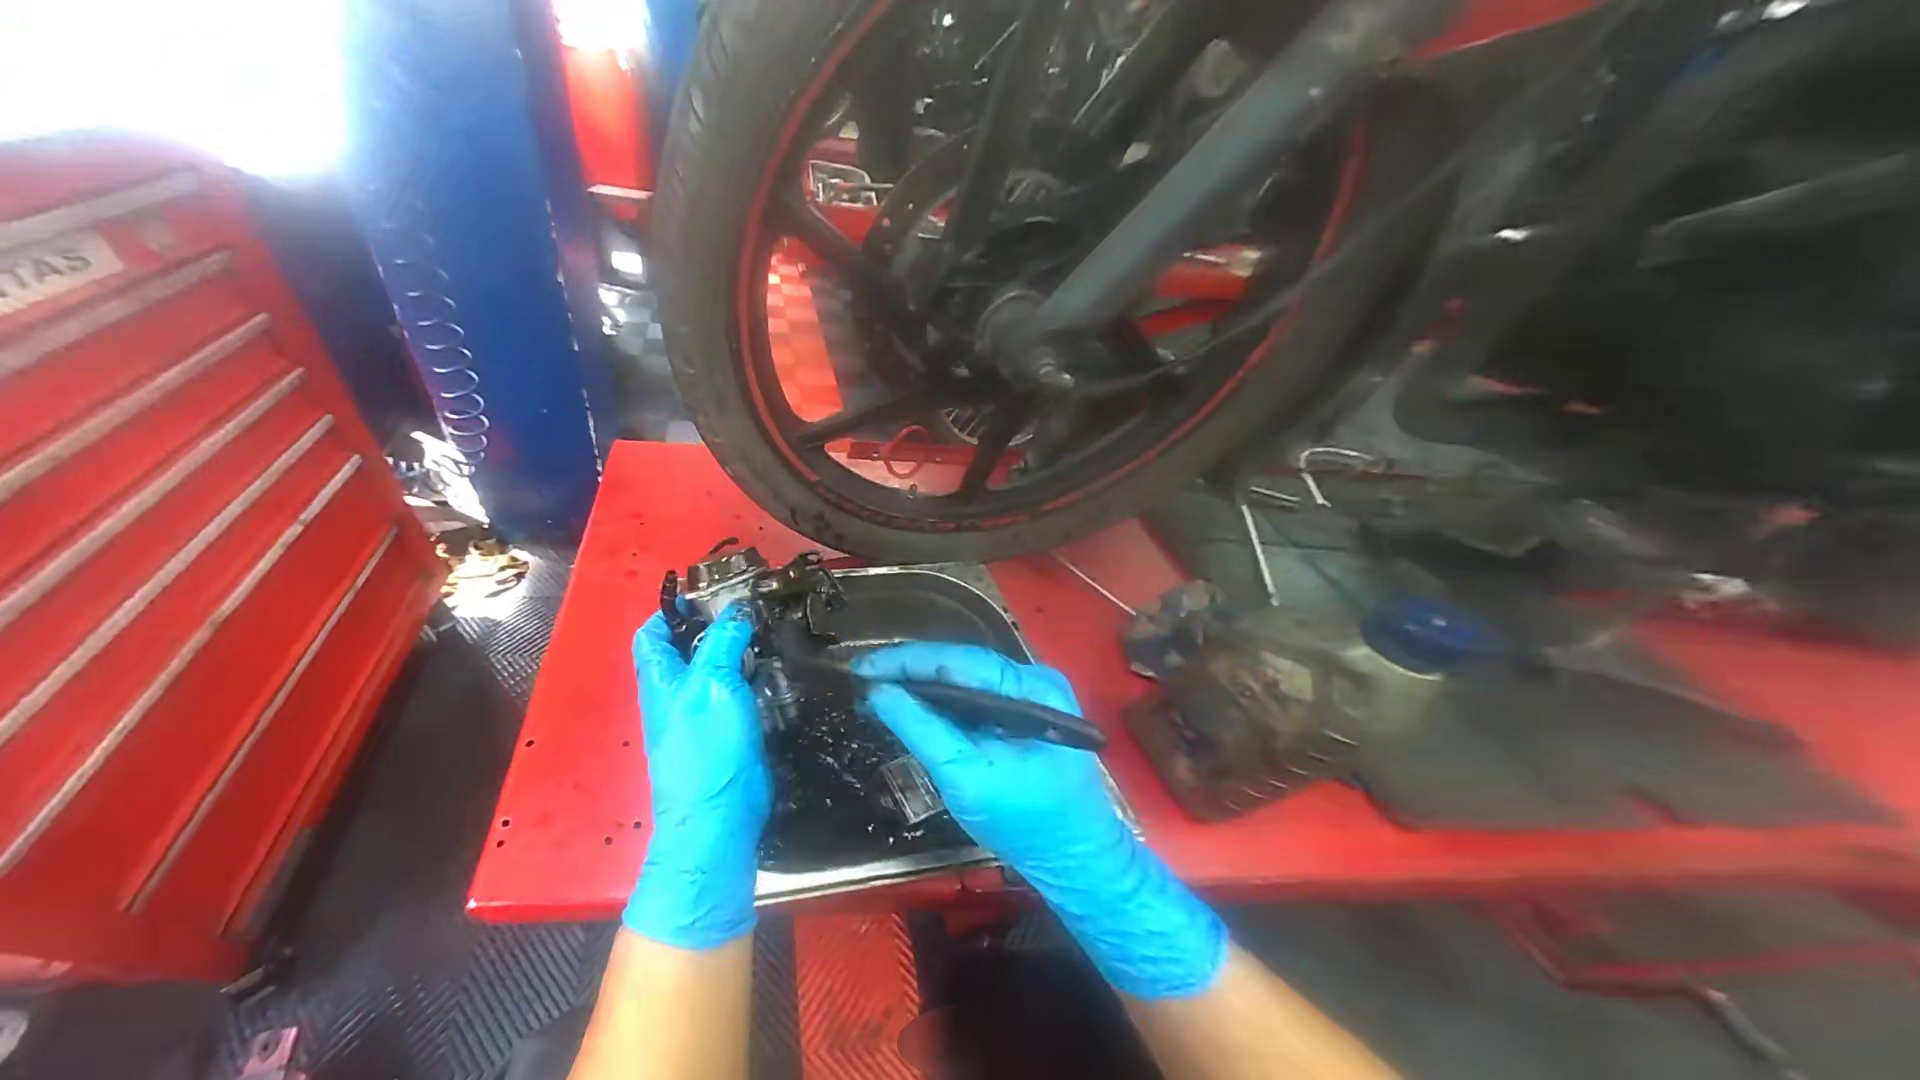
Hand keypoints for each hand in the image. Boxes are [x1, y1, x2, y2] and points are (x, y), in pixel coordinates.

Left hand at [624, 604, 770, 949]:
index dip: (671, 609)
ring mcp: (706, 709)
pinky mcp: (731, 725)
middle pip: (689, 646)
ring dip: (738, 646)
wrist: (721, 813)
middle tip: (750, 604)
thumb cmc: (706, 747)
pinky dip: (754, 671)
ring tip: (768, 626)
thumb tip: (736, 608)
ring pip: (718, 665)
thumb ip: (721, 641)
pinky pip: (739, 688)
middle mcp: (678, 690)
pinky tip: (776, 663)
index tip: (705, 591)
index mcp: (660, 678)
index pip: (653, 632)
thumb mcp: (710, 684)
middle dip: (714, 622)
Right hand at [854, 643, 1225, 997]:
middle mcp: (1033, 681)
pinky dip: (942, 698)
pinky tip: (912, 702)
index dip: (907, 660)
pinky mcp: (1023, 714)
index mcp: (1030, 689)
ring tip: (879, 684)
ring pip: (966, 677)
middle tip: (864, 675)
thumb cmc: (1024, 822)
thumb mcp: (965, 778)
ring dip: (923, 681)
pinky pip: (975, 696)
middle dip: (911, 667)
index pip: (959, 660)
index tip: (863, 666)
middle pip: (962, 663)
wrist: (1075, 856)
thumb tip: (880, 693)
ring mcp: (1031, 697)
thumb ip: (922, 730)